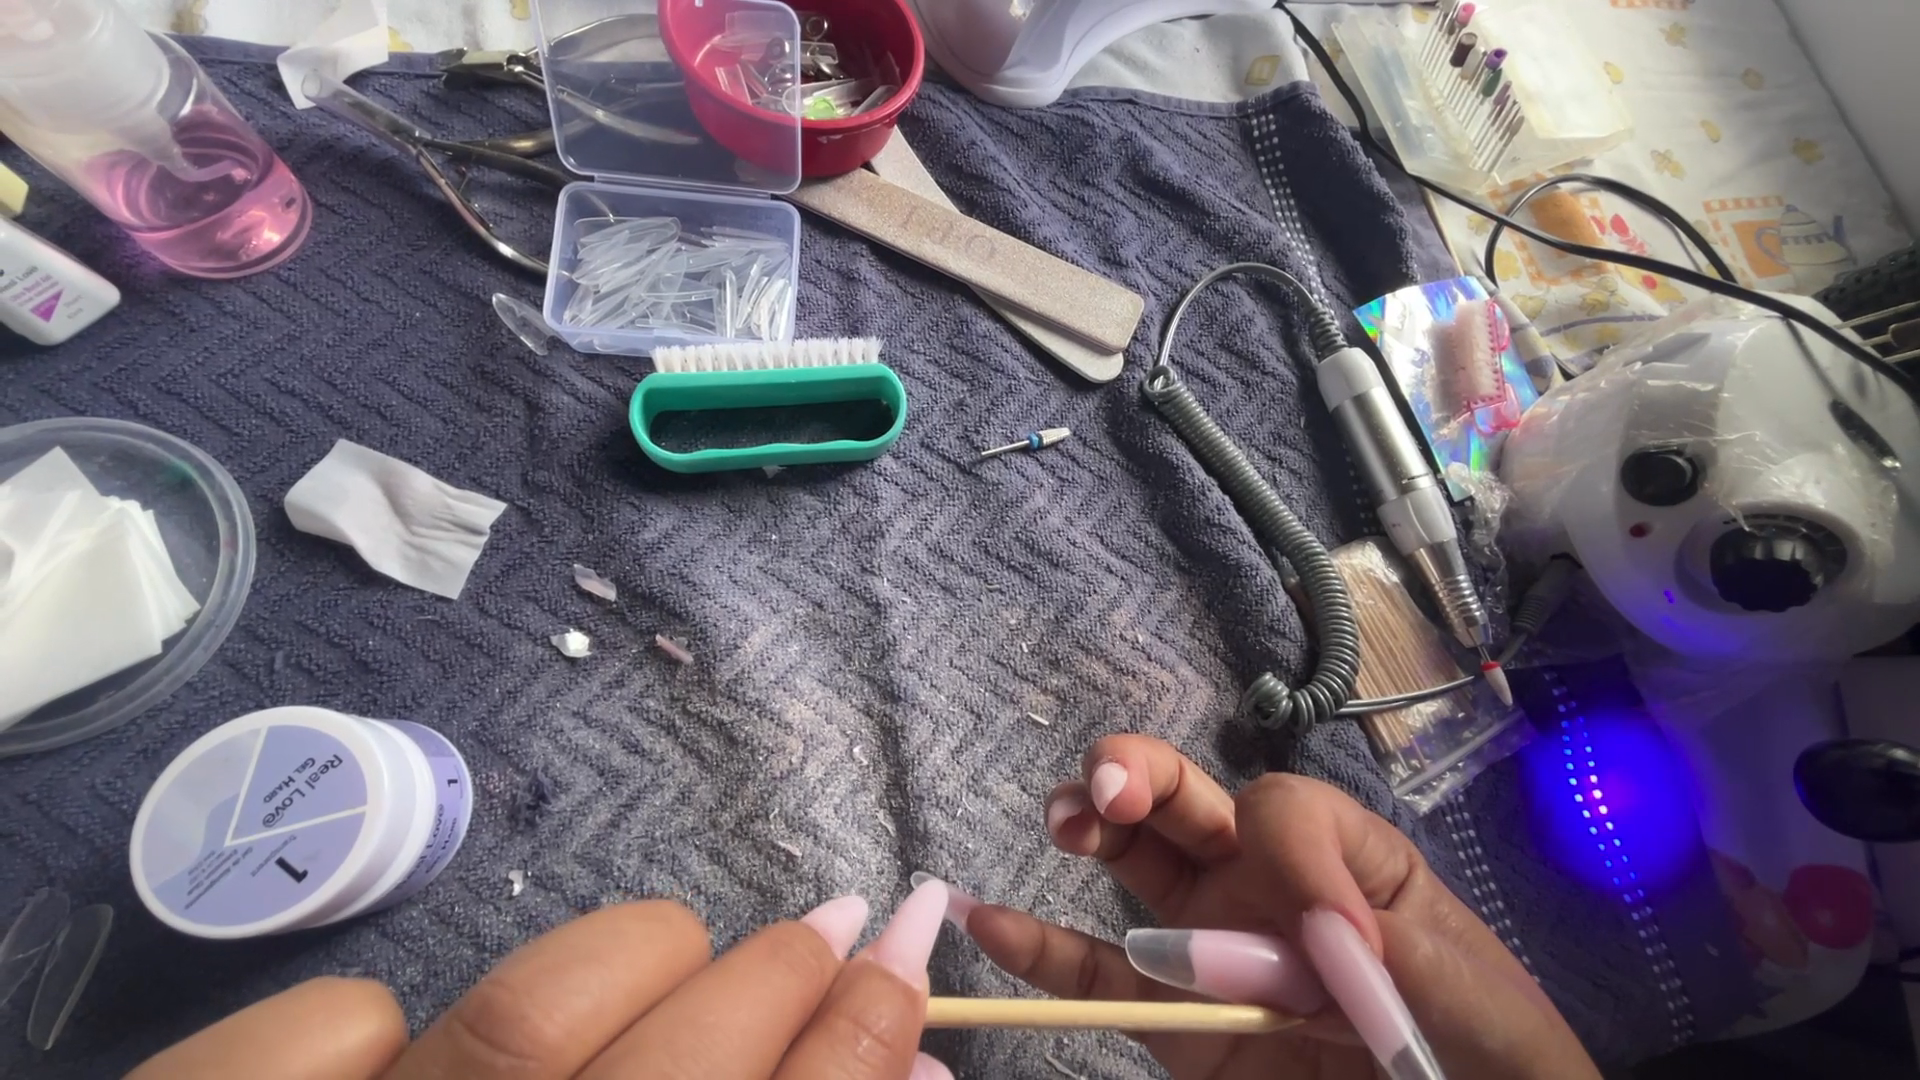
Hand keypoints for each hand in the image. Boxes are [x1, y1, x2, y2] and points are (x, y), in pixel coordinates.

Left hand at [130, 885, 954, 1079]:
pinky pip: (326, 1028)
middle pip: (691, 1062)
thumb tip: (899, 1065)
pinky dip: (369, 1025)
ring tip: (676, 960)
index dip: (870, 1020)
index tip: (912, 937)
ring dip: (638, 955)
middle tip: (836, 925)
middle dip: (788, 969)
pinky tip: (403, 1068)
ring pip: (534, 1011)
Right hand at [963, 735, 1598, 1079]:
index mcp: (1326, 856)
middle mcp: (1252, 882)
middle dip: (1136, 772)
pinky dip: (1038, 950)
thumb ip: (1382, 928)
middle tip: (1114, 788)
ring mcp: (1204, 946)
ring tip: (1068, 818)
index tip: (1337, 939)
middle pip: (1177, 796)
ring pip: (1129, 861)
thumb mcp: (1460, 977)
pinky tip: (987, 918)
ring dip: (1088, 822)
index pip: (1280, 806)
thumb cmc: (1486, 1049)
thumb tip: (1299, 923)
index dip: (1294, 849)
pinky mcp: (1172, 1023)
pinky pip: (1095, 976)